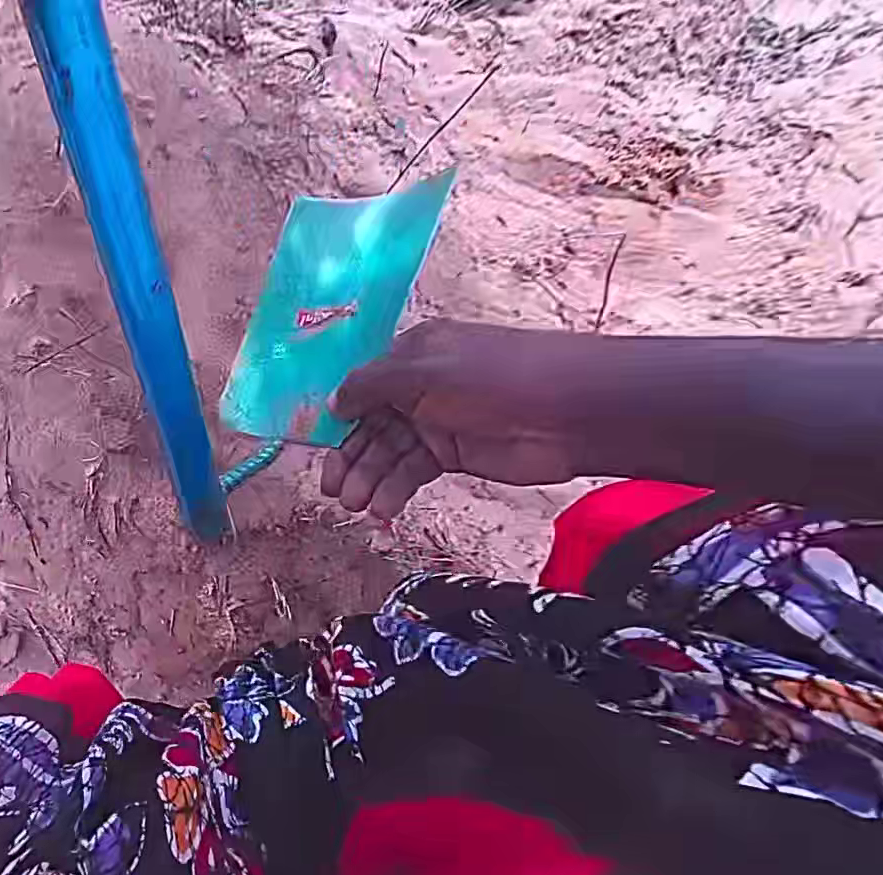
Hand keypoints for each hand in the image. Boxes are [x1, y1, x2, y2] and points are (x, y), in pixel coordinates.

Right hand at [321, 320, 578, 516]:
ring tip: (356, 506)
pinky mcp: (450, 455)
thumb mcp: (423, 371)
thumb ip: (371, 385)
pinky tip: (382, 510)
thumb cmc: (493, 379)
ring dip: (368, 480)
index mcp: (409, 357)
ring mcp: (433, 423)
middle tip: (331, 491)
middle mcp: (416, 389)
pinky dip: (394, 491)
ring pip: (386, 455)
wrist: (570, 413)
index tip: (313, 445)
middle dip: (348, 458)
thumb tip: (332, 403)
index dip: (334, 416)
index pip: (359, 387)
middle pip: (368, 427)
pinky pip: (410, 473)